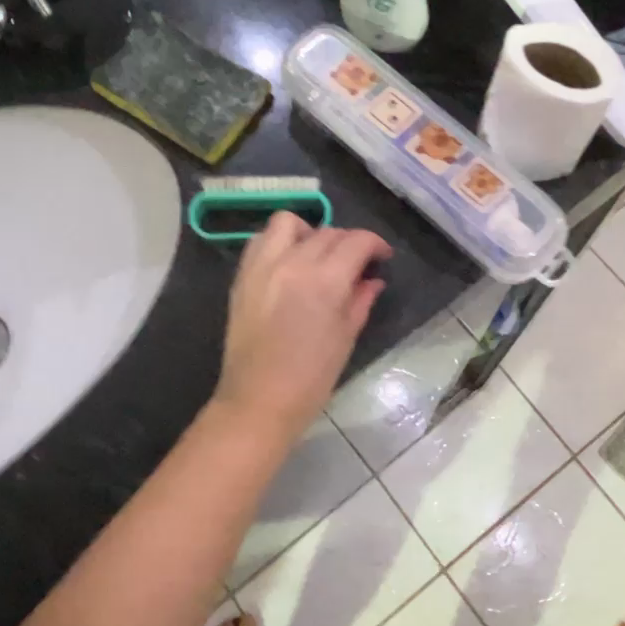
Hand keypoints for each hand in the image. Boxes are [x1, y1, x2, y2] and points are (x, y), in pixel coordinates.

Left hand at [211, 212, 391, 441]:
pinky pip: (260, 241)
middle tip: (356, 264)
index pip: (357, 241)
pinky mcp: (242, 277)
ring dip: (309, 231)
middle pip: (327, 232)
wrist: (257, 402)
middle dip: (348, 242)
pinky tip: (288, 263)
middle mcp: (293, 262)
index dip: (375, 245)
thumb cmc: (311, 379)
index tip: (382, 258)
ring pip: (288, 223)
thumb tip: (372, 281)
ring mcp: (262, 266)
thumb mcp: (345, 339)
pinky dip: (278, 242)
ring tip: (317, 254)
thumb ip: (359, 301)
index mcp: (325, 280)